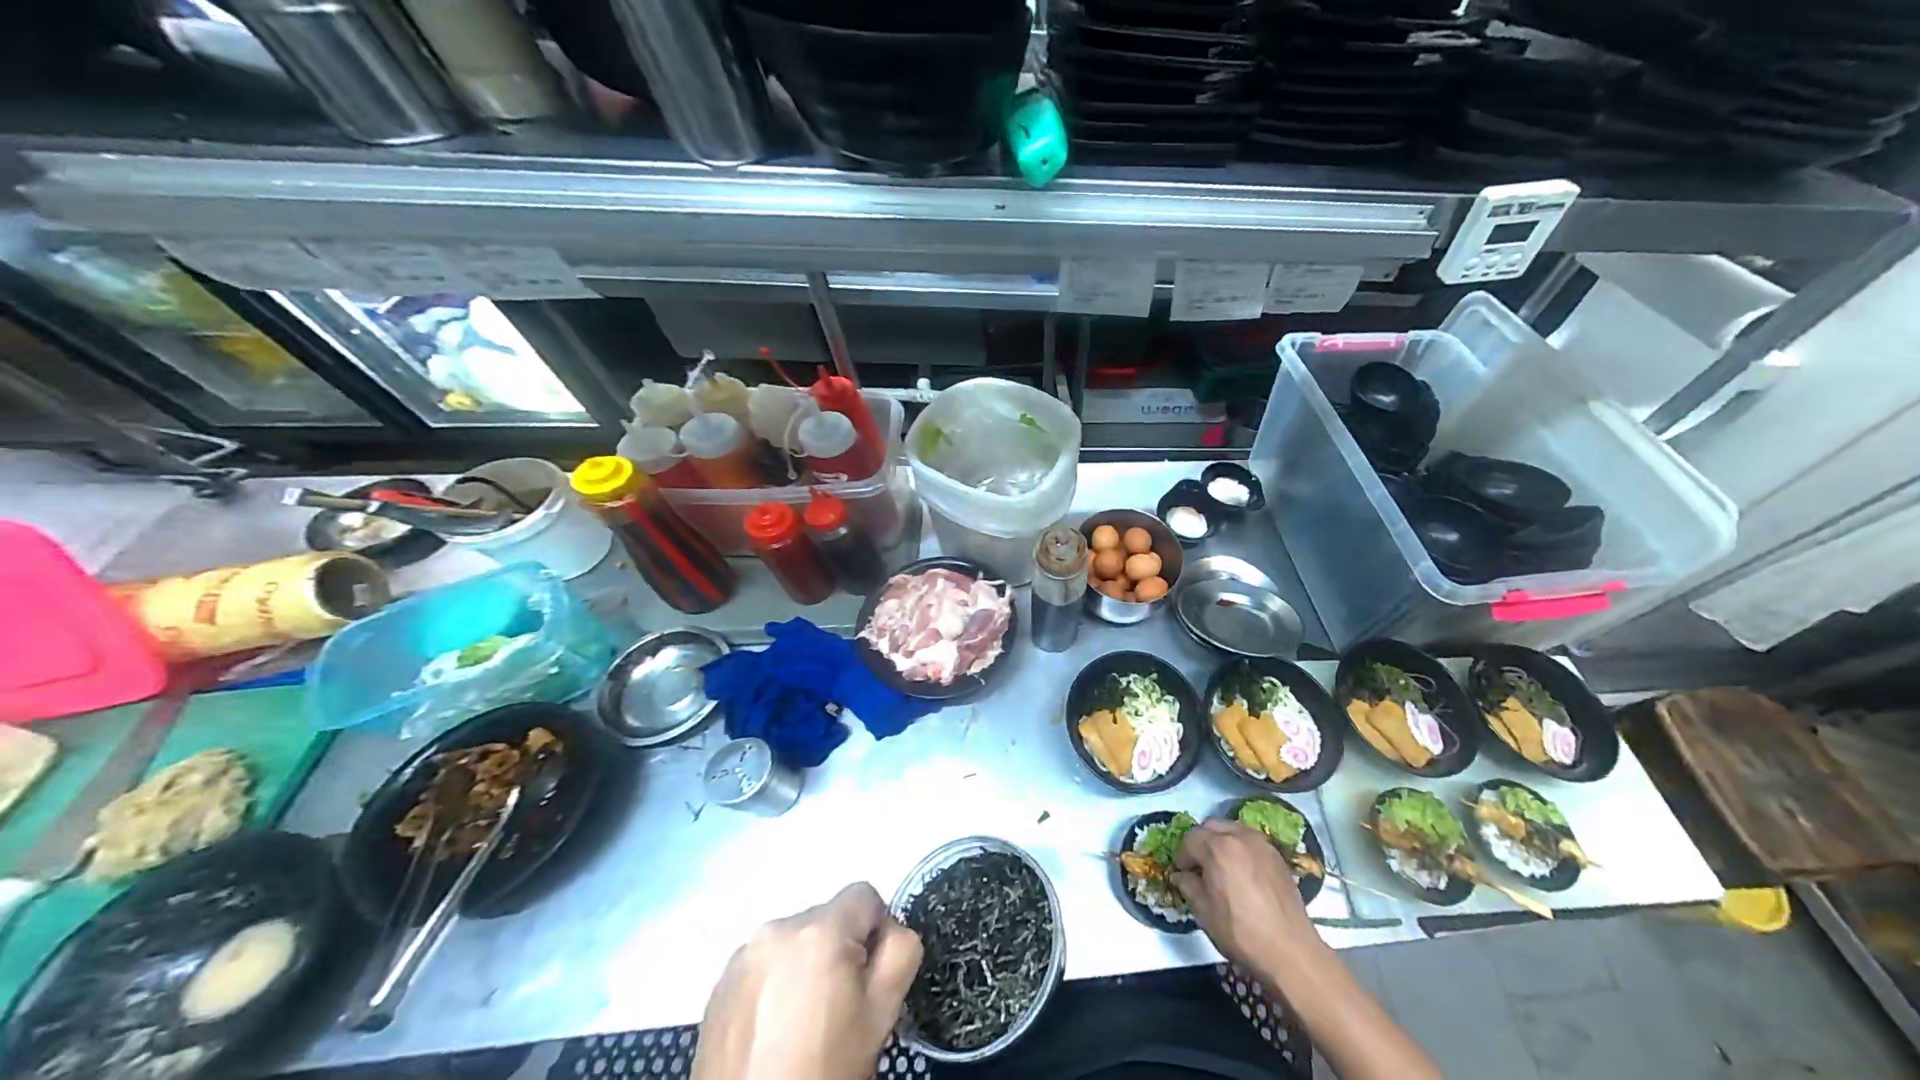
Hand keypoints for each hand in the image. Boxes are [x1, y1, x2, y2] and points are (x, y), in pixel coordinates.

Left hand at [693, 883, 922, 1079]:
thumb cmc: (827, 1065)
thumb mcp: (882, 1012)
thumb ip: (901, 951)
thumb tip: (889, 928)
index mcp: (820, 930)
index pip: (864, 895)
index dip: (877, 931)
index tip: (869, 976)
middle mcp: (776, 928)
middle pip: (827, 919)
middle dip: (840, 951)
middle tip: (839, 1006)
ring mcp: (743, 955)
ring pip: (795, 941)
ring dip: (807, 965)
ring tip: (804, 1021)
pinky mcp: (720, 982)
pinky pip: (764, 964)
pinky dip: (776, 984)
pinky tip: (775, 1029)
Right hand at [1170, 819, 1321, 974]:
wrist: (1290, 950)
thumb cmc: (1241, 932)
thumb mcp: (1204, 911)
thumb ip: (1188, 885)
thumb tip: (1180, 876)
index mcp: (1217, 848)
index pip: (1190, 839)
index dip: (1183, 857)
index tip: (1183, 875)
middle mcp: (1239, 837)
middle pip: (1210, 827)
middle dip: (1200, 843)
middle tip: (1200, 867)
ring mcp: (1262, 844)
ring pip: (1232, 830)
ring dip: (1221, 842)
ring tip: (1222, 868)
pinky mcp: (1277, 856)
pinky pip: (1250, 841)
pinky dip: (1240, 848)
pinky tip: (1242, 873)